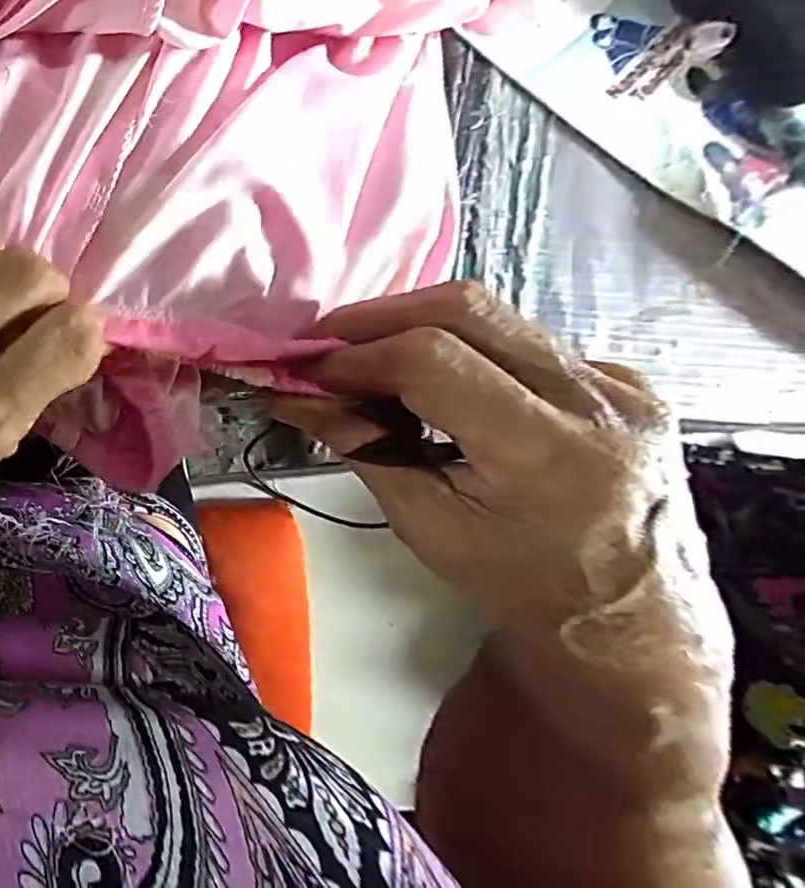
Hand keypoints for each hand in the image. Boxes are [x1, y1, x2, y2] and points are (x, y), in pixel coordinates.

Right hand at [272, 281, 714, 637]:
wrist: (632, 614)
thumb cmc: (516, 579)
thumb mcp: (419, 519)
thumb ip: (357, 445)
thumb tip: (291, 396)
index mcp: (547, 452)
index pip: (432, 359)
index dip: (354, 357)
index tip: (307, 377)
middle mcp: (597, 402)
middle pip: (464, 310)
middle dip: (373, 318)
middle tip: (321, 345)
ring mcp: (619, 384)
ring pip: (489, 313)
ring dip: (407, 325)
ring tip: (363, 360)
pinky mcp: (619, 380)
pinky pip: (516, 336)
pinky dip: (453, 345)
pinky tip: (431, 384)